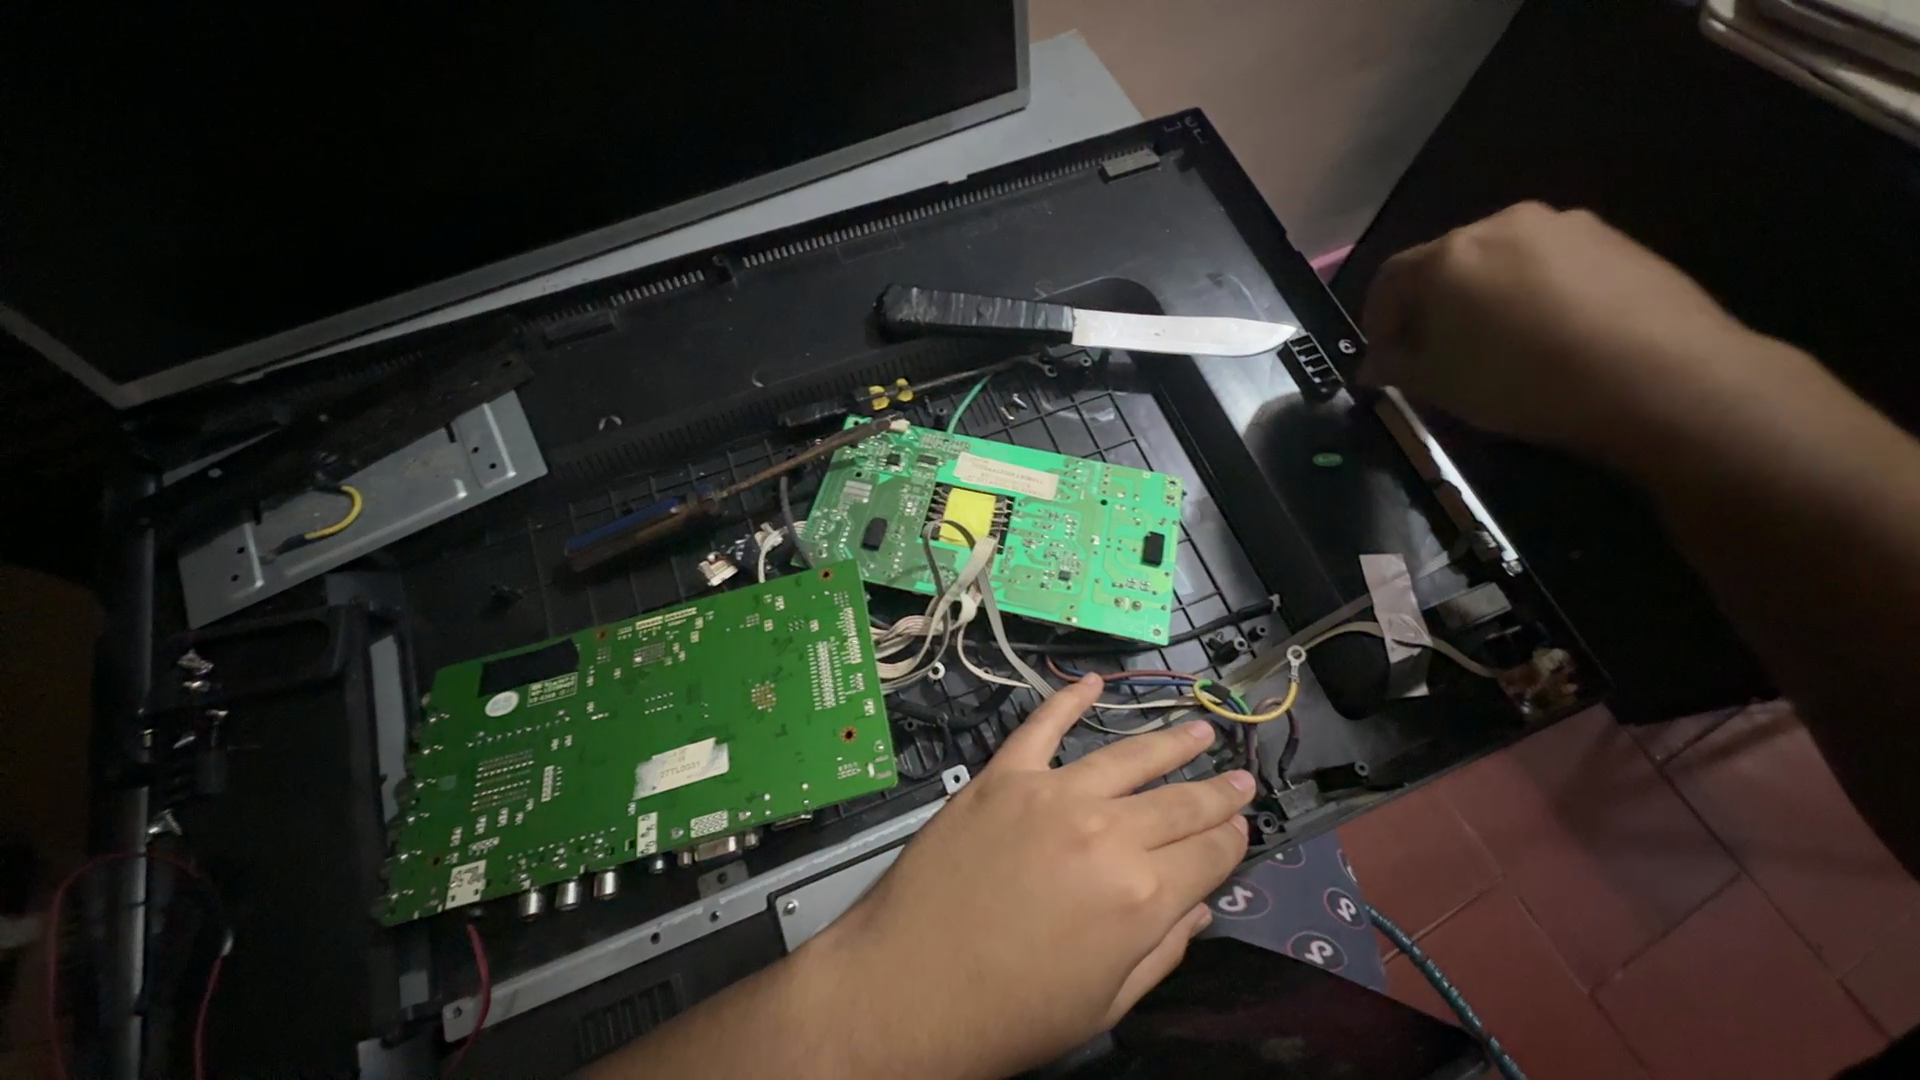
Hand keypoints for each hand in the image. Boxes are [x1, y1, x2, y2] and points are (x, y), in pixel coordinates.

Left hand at [809, 676, 1252, 1079]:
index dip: (1233, 839)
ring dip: (1170, 743)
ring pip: (1127, 757)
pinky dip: (1068, 700)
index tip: (1244, 826)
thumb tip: (1200, 906)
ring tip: (1199, 730)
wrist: (904, 989)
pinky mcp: (1001, 776)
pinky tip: (1093, 685)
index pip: (1209, 854)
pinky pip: (1042, 726)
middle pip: (1180, 803)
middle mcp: (1105, 832)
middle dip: (1218, 792)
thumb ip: (1162, 951)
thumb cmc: (1007, 1014)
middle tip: (1240, 778)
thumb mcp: (1103, 1005)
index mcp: (1140, 897)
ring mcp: (1050, 794)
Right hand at [1359, 202, 1759, 464]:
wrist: (1657, 376)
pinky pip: (1548, 264)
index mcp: (1446, 257)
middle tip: (1437, 353)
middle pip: (1445, 264)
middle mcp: (1499, 225)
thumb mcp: (1439, 387)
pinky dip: (1532, 292)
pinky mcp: (1613, 238)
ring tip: (1497, 344)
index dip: (1377, 321)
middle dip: (1431, 306)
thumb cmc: (1521, 382)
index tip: (1385, 358)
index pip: (1387, 281)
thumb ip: (1396, 367)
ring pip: (1498, 261)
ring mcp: (1562, 225)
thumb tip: (1374, 364)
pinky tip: (1548, 334)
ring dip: (1483, 296)